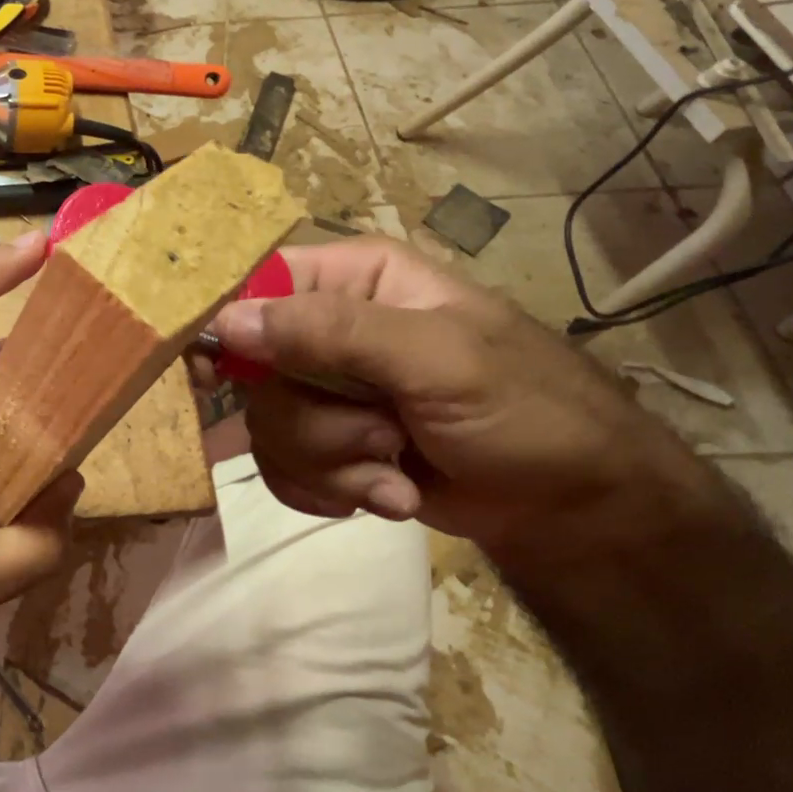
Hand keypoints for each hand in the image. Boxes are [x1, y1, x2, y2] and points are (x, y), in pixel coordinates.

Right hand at [210, 237, 720, 556]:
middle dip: (313, 423)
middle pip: (253, 370)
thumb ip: (334, 332)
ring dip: (330, 464)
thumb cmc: (528, 411)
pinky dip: (325, 491)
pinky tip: (383, 496)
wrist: (577, 510)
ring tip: (395, 473)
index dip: (226, 324)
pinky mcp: (328, 445)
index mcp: (352, 281)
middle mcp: (327, 328)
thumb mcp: (438, 359)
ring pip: (265, 426)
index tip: (215, 374)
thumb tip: (228, 321)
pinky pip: (279, 467)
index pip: (255, 282)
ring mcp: (325, 391)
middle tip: (383, 437)